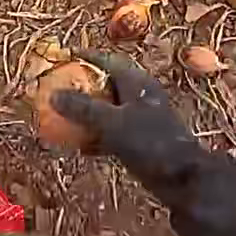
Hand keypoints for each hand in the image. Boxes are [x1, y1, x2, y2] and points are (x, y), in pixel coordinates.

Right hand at [52, 49, 202, 194]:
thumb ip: (84, 108)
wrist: (181, 178)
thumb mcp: (113, 122)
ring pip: (107, 110)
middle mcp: (138, 95)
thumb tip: (54, 94)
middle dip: (83, 87)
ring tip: (61, 118)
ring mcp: (139, 118)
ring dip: (87, 114)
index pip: (108, 61)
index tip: (64, 57)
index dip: (86, 57)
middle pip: (106, 84)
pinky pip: (111, 132)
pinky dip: (96, 136)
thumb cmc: (150, 142)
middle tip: (57, 90)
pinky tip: (79, 147)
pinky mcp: (138, 140)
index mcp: (136, 82)